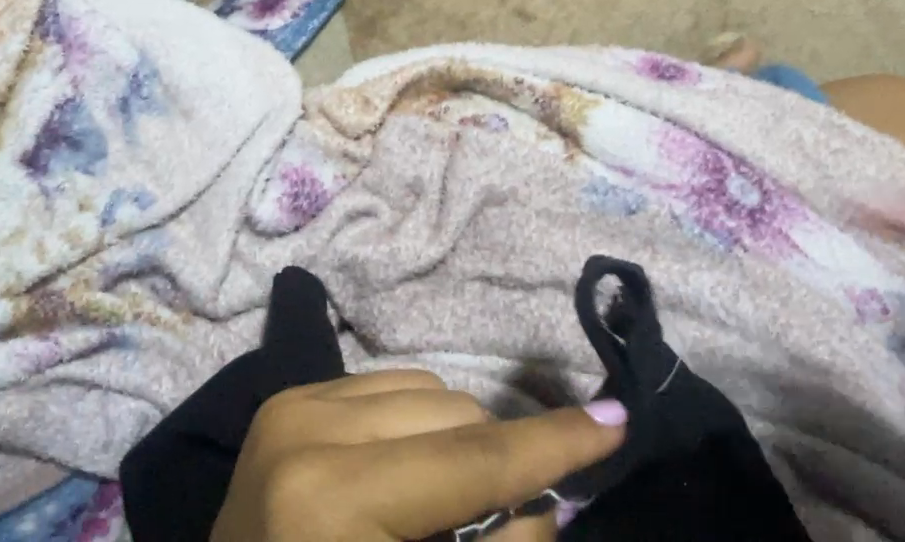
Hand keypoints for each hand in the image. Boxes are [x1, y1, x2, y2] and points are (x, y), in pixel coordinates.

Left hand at [211, 370, 626, 541]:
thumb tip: (547, 501)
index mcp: (332, 500)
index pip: (472, 461)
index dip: (553, 445)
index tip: (617, 420)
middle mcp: (307, 430)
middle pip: (456, 415)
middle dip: (498, 459)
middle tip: (493, 519)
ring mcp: (292, 406)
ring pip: (429, 389)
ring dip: (456, 437)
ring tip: (436, 501)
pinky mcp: (287, 399)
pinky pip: (389, 385)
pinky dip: (416, 420)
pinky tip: (402, 465)